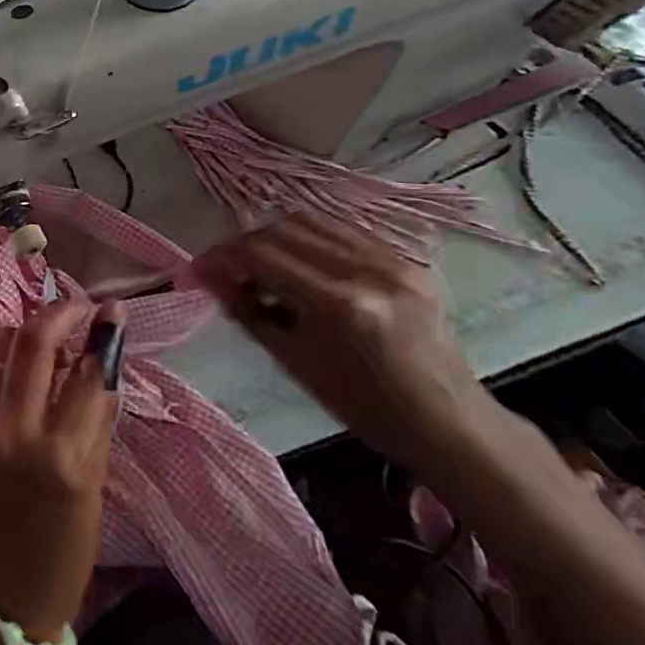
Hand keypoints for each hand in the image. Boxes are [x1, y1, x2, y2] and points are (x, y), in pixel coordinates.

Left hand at [0, 300, 123, 642]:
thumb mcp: (95, 488)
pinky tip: (27, 372)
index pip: (88, 373)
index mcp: (63, 454)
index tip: (113, 311)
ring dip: (31, 334)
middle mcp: (17, 430)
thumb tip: (103, 367)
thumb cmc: (63, 552)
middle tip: (80, 305)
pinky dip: (11, 365)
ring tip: (55, 335)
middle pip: (34, 342)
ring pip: (3, 352)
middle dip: (60, 312)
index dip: (104, 333)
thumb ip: (97, 421)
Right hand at [192, 216, 486, 463]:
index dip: (223, 257)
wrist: (445, 421)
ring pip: (315, 223)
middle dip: (245, 243)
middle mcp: (370, 270)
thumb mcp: (295, 362)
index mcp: (342, 305)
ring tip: (256, 264)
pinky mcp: (408, 261)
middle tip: (223, 266)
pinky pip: (344, 234)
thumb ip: (251, 313)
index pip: (265, 257)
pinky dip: (309, 242)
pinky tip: (296, 265)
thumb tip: (212, 279)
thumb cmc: (363, 406)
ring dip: (275, 237)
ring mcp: (395, 261)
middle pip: (287, 229)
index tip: (199, 267)